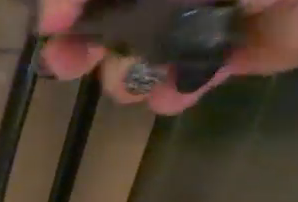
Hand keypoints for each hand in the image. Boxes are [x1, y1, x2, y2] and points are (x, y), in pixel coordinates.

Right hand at [38, 0, 297, 113]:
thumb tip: (54, 12)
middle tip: (66, 63)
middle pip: (121, 1)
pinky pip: (192, 70)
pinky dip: (174, 88)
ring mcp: (219, 0)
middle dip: (88, 35)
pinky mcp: (243, 42)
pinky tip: (171, 97)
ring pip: (148, 39)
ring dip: (126, 69)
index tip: (54, 22)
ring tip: (129, 87)